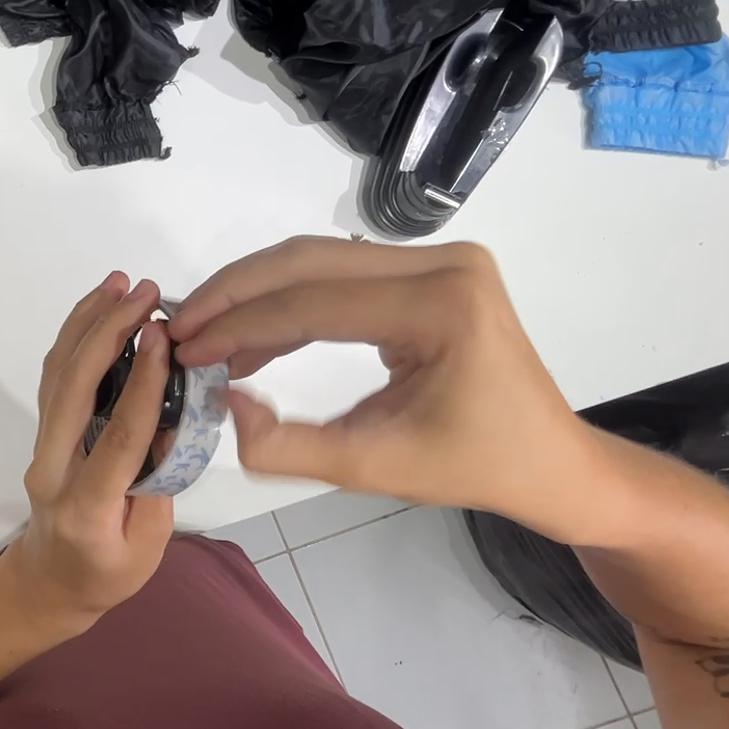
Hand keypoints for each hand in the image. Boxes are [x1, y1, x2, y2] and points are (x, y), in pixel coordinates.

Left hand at [3, 273, 174, 631]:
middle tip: (143, 294)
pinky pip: (55, 376)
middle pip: (73, 387)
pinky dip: (74, 337)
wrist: (48, 580)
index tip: (162, 336)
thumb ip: (158, 483)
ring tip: (118, 285)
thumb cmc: (104, 574)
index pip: (117, 435)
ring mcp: (41, 444)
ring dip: (87, 322)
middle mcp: (53, 465)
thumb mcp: (147, 547)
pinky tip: (96, 311)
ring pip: (57, 373)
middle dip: (108, 332)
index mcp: (86, 505)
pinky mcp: (44, 430)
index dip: (142, 383)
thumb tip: (170, 417)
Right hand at [169, 237, 609, 543]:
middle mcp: (442, 263)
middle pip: (305, 262)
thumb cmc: (472, 468)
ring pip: (312, 260)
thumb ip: (283, 446)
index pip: (311, 304)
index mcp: (442, 306)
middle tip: (178, 327)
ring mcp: (436, 259)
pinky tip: (248, 340)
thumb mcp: (370, 469)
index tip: (182, 350)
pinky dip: (282, 304)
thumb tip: (219, 400)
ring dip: (249, 294)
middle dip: (231, 294)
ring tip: (203, 335)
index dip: (236, 326)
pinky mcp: (423, 270)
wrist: (550, 461)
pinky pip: (333, 276)